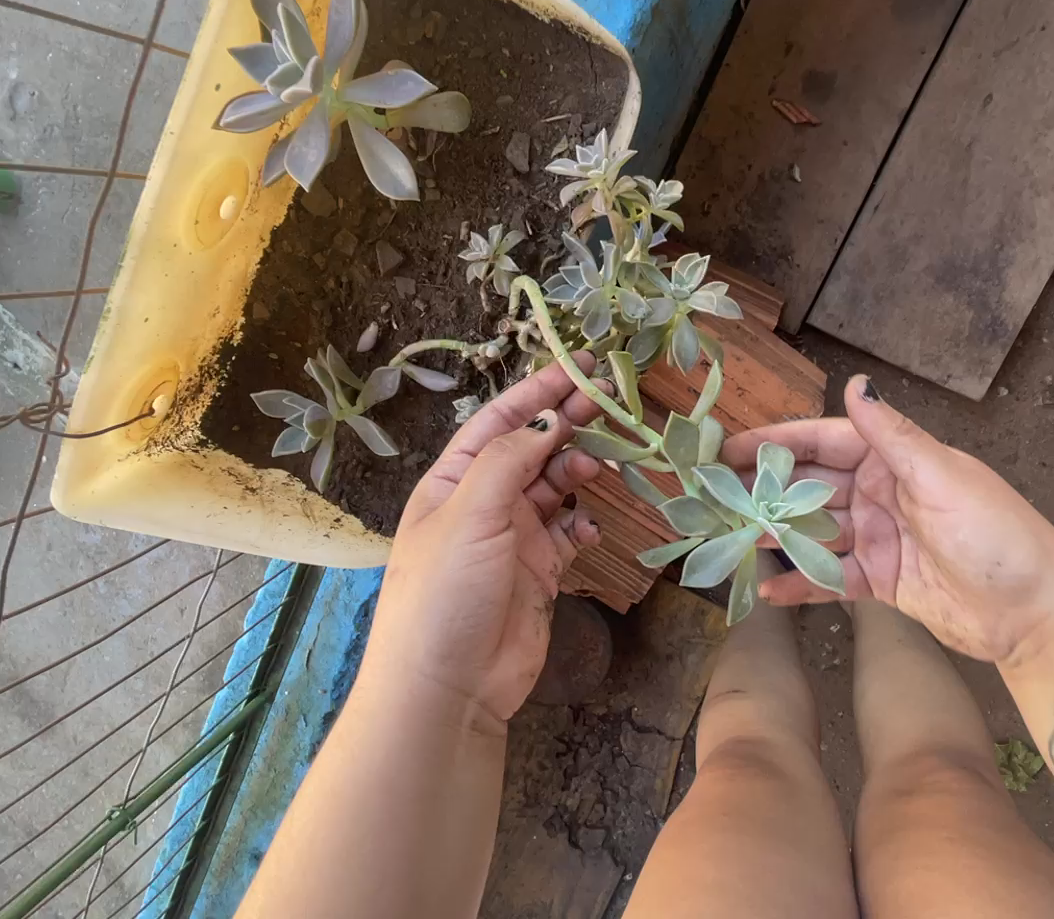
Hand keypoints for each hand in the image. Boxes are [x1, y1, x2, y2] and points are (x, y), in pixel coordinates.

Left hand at [359, 355, 605, 726]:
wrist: (450, 686)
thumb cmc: (445, 590)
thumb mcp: (470, 513)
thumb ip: (510, 460)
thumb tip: (547, 419)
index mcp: (454, 480)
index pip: (500, 420)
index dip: (538, 391)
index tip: (581, 366)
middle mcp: (484, 502)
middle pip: (532, 448)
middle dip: (567, 423)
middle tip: (608, 401)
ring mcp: (513, 537)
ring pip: (554, 486)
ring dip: (578, 471)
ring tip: (600, 466)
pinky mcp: (539, 570)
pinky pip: (568, 533)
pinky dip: (583, 525)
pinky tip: (591, 528)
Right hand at [722, 375, 1053, 663]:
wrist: (1035, 613)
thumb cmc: (995, 534)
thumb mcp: (941, 477)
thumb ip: (891, 435)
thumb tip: (856, 382)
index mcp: (893, 460)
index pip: (823, 442)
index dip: (777, 443)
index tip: (730, 448)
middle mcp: (878, 493)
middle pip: (810, 487)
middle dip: (767, 490)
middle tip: (717, 498)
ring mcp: (876, 538)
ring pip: (814, 531)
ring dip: (777, 536)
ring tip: (734, 540)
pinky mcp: (879, 581)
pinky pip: (830, 579)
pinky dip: (802, 584)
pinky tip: (769, 591)